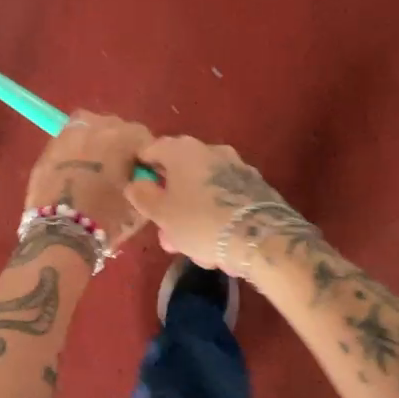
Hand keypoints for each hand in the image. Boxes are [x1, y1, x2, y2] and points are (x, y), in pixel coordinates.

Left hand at [24, 111, 151, 248]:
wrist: (62, 232)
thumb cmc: (108, 219)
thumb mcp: (140, 202)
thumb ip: (146, 182)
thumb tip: (142, 177)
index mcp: (124, 137)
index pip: (143, 138)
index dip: (144, 158)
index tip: (142, 174)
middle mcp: (97, 126)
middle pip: (115, 128)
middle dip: (119, 146)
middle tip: (117, 171)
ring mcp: (70, 133)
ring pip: (89, 129)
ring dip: (95, 143)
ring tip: (94, 168)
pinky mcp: (49, 146)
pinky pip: (68, 142)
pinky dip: (74, 152)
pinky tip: (74, 172)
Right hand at [125, 136, 290, 270]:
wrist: (261, 237)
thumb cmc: (201, 222)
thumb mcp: (162, 214)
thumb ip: (143, 196)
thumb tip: (137, 183)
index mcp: (182, 149)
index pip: (150, 152)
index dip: (142, 175)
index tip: (142, 200)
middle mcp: (209, 149)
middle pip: (179, 173)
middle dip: (170, 204)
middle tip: (168, 236)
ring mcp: (235, 165)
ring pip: (203, 189)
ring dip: (193, 214)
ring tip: (193, 249)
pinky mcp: (255, 185)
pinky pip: (225, 198)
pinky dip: (217, 214)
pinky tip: (218, 242)